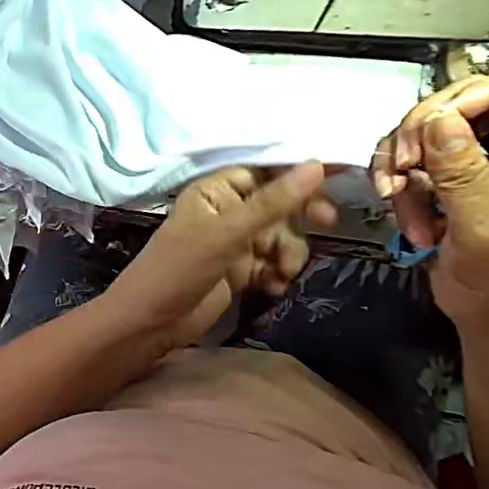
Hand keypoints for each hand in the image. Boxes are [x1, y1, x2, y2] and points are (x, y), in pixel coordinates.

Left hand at [103, 163, 337, 350]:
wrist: (150, 323)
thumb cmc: (179, 269)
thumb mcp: (226, 234)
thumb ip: (272, 203)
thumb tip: (316, 165)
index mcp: (215, 190)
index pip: (266, 170)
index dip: (299, 174)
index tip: (337, 176)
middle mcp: (227, 211)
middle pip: (280, 203)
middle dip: (300, 216)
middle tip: (327, 223)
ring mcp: (234, 242)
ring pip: (281, 236)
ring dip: (289, 253)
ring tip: (281, 273)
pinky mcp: (239, 271)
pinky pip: (272, 264)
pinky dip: (277, 274)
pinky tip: (271, 287)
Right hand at [369, 62, 488, 341]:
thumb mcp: (487, 236)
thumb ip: (463, 176)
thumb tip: (440, 120)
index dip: (483, 94)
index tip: (435, 125)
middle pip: (475, 101)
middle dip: (427, 131)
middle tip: (402, 164)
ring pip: (437, 130)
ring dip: (406, 163)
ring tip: (397, 197)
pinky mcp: (461, 181)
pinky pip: (420, 160)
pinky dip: (401, 182)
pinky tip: (404, 211)